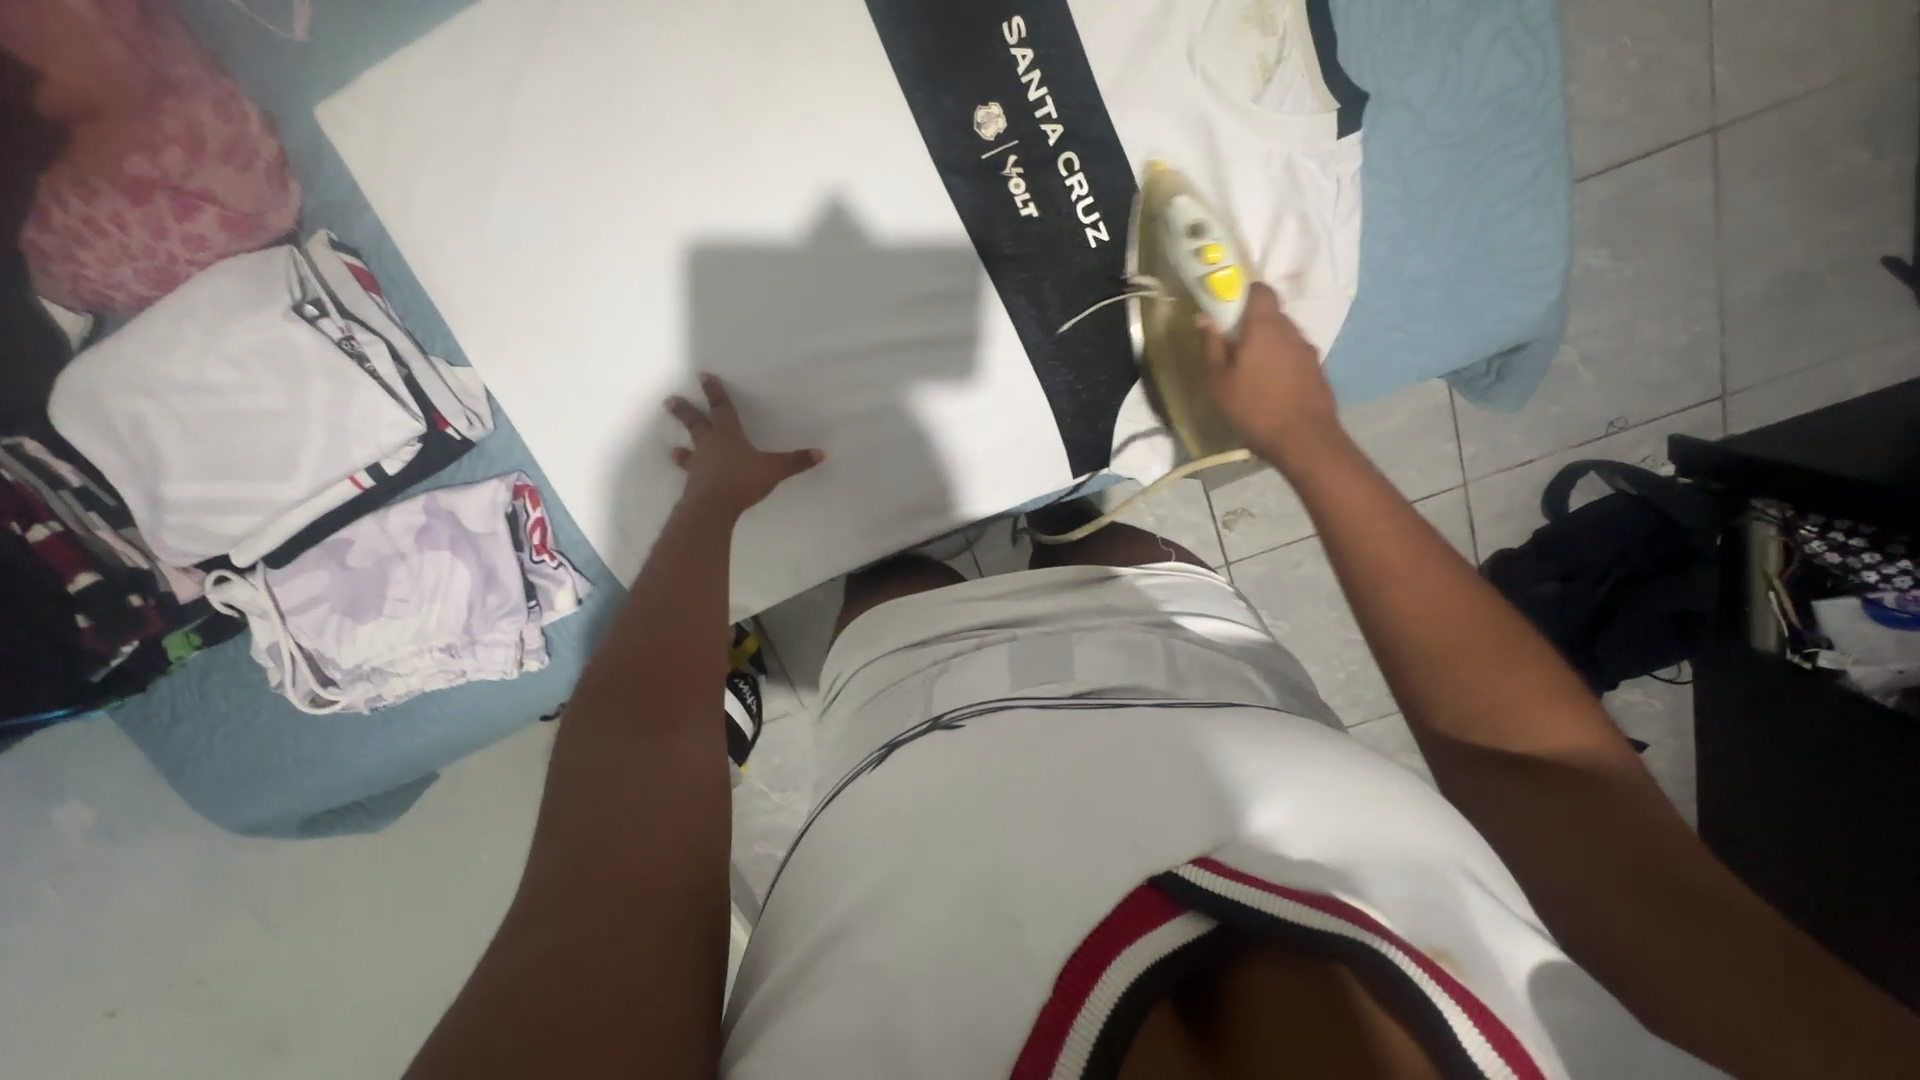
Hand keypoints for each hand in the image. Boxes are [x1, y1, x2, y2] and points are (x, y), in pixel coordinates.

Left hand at [666, 374, 822, 517]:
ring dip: (682, 449)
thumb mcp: (773, 470)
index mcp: (728, 435)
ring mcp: (698, 465)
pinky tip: (688, 477)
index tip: (703, 376)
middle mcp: (709, 445)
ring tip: (673, 449)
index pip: (722, 408)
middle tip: (670, 401)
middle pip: (695, 424)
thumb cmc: (742, 481)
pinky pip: (690, 474)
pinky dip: (688, 473)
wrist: (712, 507)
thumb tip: (820, 454)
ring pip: (688, 452)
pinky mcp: (693, 484)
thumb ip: (795, 462)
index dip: (714, 392)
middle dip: (684, 411)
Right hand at [1200, 283, 1341, 471]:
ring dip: (1269, 346)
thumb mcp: (1220, 382)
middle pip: (1273, 315)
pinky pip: (1295, 357)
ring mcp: (1309, 351)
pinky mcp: (1318, 370)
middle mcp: (1291, 331)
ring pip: (1285, 337)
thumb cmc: (1254, 408)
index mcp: (1265, 327)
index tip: (1230, 307)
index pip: (1262, 290)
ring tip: (1253, 372)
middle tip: (1234, 347)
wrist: (1305, 439)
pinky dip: (1283, 364)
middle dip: (1254, 324)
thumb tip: (1204, 319)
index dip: (1246, 293)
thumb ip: (1212, 347)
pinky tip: (1272, 387)